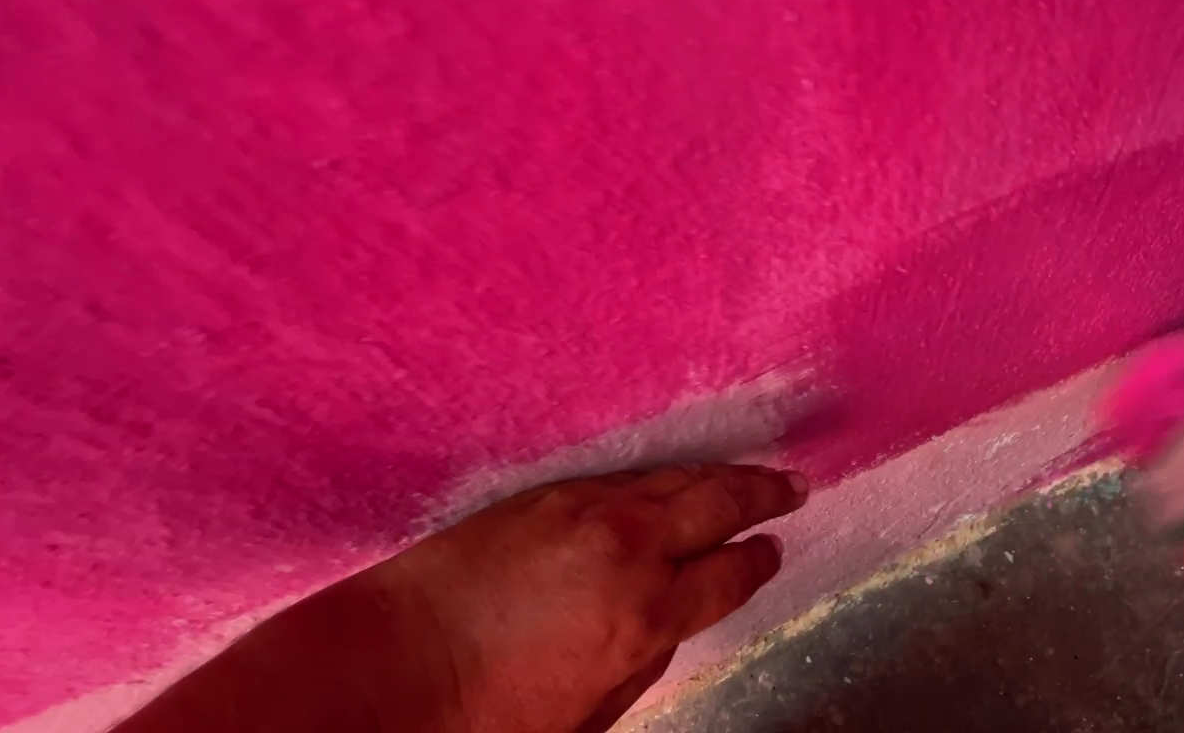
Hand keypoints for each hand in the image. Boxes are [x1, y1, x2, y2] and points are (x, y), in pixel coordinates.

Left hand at [115, 463, 807, 732]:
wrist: (388, 668)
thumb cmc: (487, 719)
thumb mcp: (585, 716)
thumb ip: (644, 663)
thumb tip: (672, 622)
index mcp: (644, 613)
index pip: (728, 575)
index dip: (757, 562)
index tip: (774, 552)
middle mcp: (629, 545)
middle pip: (716, 504)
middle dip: (763, 494)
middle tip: (795, 487)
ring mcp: (589, 508)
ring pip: (676, 477)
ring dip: (722, 475)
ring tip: (752, 474)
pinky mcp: (552, 491)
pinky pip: (628, 476)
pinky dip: (665, 476)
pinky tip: (677, 478)